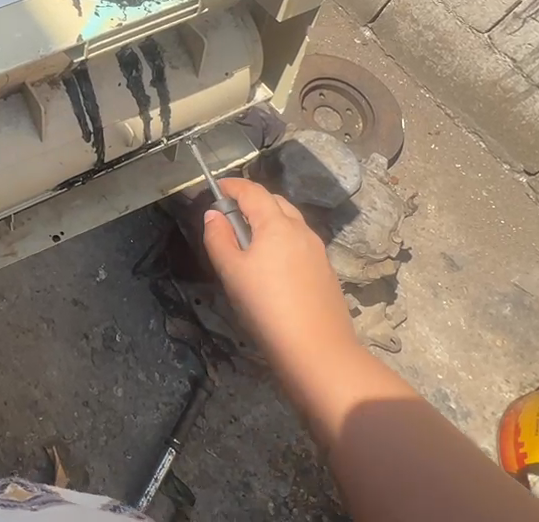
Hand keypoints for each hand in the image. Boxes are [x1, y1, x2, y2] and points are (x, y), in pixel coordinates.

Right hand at [202, 178, 359, 367]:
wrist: (318, 352)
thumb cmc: (266, 306)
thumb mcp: (230, 271)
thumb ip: (218, 237)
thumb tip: (214, 214)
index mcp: (276, 224)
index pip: (252, 191)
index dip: (232, 186)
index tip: (215, 188)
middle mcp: (301, 230)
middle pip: (274, 202)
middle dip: (251, 201)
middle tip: (229, 216)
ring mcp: (317, 251)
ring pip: (289, 222)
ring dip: (268, 221)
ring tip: (248, 241)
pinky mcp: (325, 271)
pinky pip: (299, 242)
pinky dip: (281, 240)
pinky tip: (271, 266)